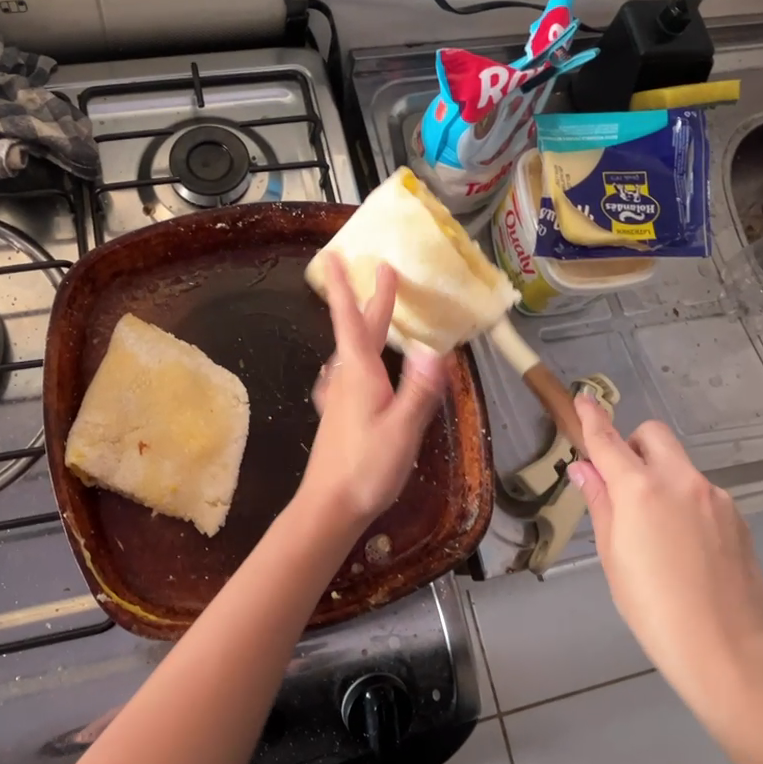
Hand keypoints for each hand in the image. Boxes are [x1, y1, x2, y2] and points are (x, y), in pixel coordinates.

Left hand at [299, 254, 449, 525]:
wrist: (329, 506)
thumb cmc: (366, 468)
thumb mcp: (402, 429)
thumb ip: (418, 390)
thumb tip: (433, 347)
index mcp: (360, 374)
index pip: (352, 321)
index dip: (346, 288)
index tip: (335, 256)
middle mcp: (347, 379)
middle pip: (357, 331)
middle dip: (371, 300)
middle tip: (382, 271)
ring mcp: (342, 397)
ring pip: (355, 352)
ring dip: (366, 326)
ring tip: (378, 312)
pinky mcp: (342, 415)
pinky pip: (353, 373)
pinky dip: (362, 357)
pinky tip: (357, 368)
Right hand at [568, 397, 762, 705]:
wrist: (725, 650)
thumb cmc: (652, 608)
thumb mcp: (613, 557)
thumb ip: (600, 503)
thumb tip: (585, 469)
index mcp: (640, 490)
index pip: (608, 441)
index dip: (592, 418)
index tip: (583, 398)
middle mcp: (680, 481)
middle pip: (654, 435)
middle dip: (635, 444)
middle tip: (623, 480)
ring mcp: (715, 497)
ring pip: (680, 467)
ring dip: (662, 479)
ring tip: (658, 532)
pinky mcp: (737, 517)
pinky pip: (703, 494)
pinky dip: (687, 504)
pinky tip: (688, 549)